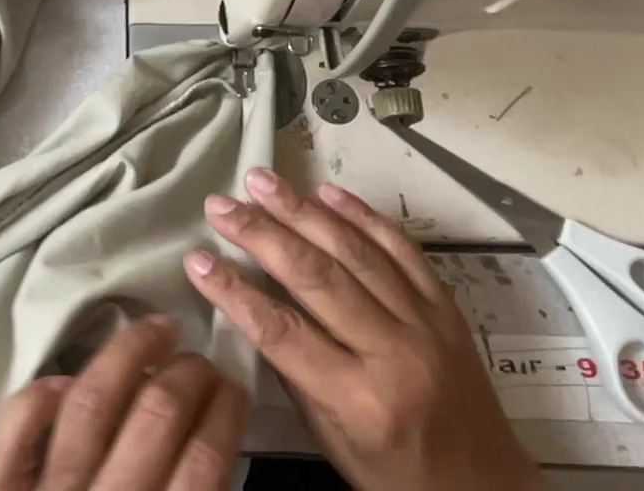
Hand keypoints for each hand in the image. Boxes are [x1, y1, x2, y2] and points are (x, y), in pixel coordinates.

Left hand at [0, 315, 250, 490]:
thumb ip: (196, 489)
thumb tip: (216, 432)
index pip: (203, 460)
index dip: (226, 410)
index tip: (235, 385)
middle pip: (156, 416)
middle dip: (189, 373)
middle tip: (202, 360)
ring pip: (91, 403)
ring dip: (132, 354)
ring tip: (159, 331)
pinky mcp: (4, 489)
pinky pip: (15, 435)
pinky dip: (38, 399)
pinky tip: (67, 379)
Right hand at [184, 168, 538, 490]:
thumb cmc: (398, 476)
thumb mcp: (334, 441)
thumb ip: (296, 372)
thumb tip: (254, 307)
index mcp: (360, 400)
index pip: (281, 331)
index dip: (234, 291)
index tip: (197, 259)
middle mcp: (394, 352)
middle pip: (316, 276)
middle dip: (261, 233)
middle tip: (221, 205)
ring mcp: (425, 323)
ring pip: (355, 251)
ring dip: (302, 210)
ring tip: (262, 181)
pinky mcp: (446, 307)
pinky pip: (402, 249)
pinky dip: (363, 215)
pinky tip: (328, 192)